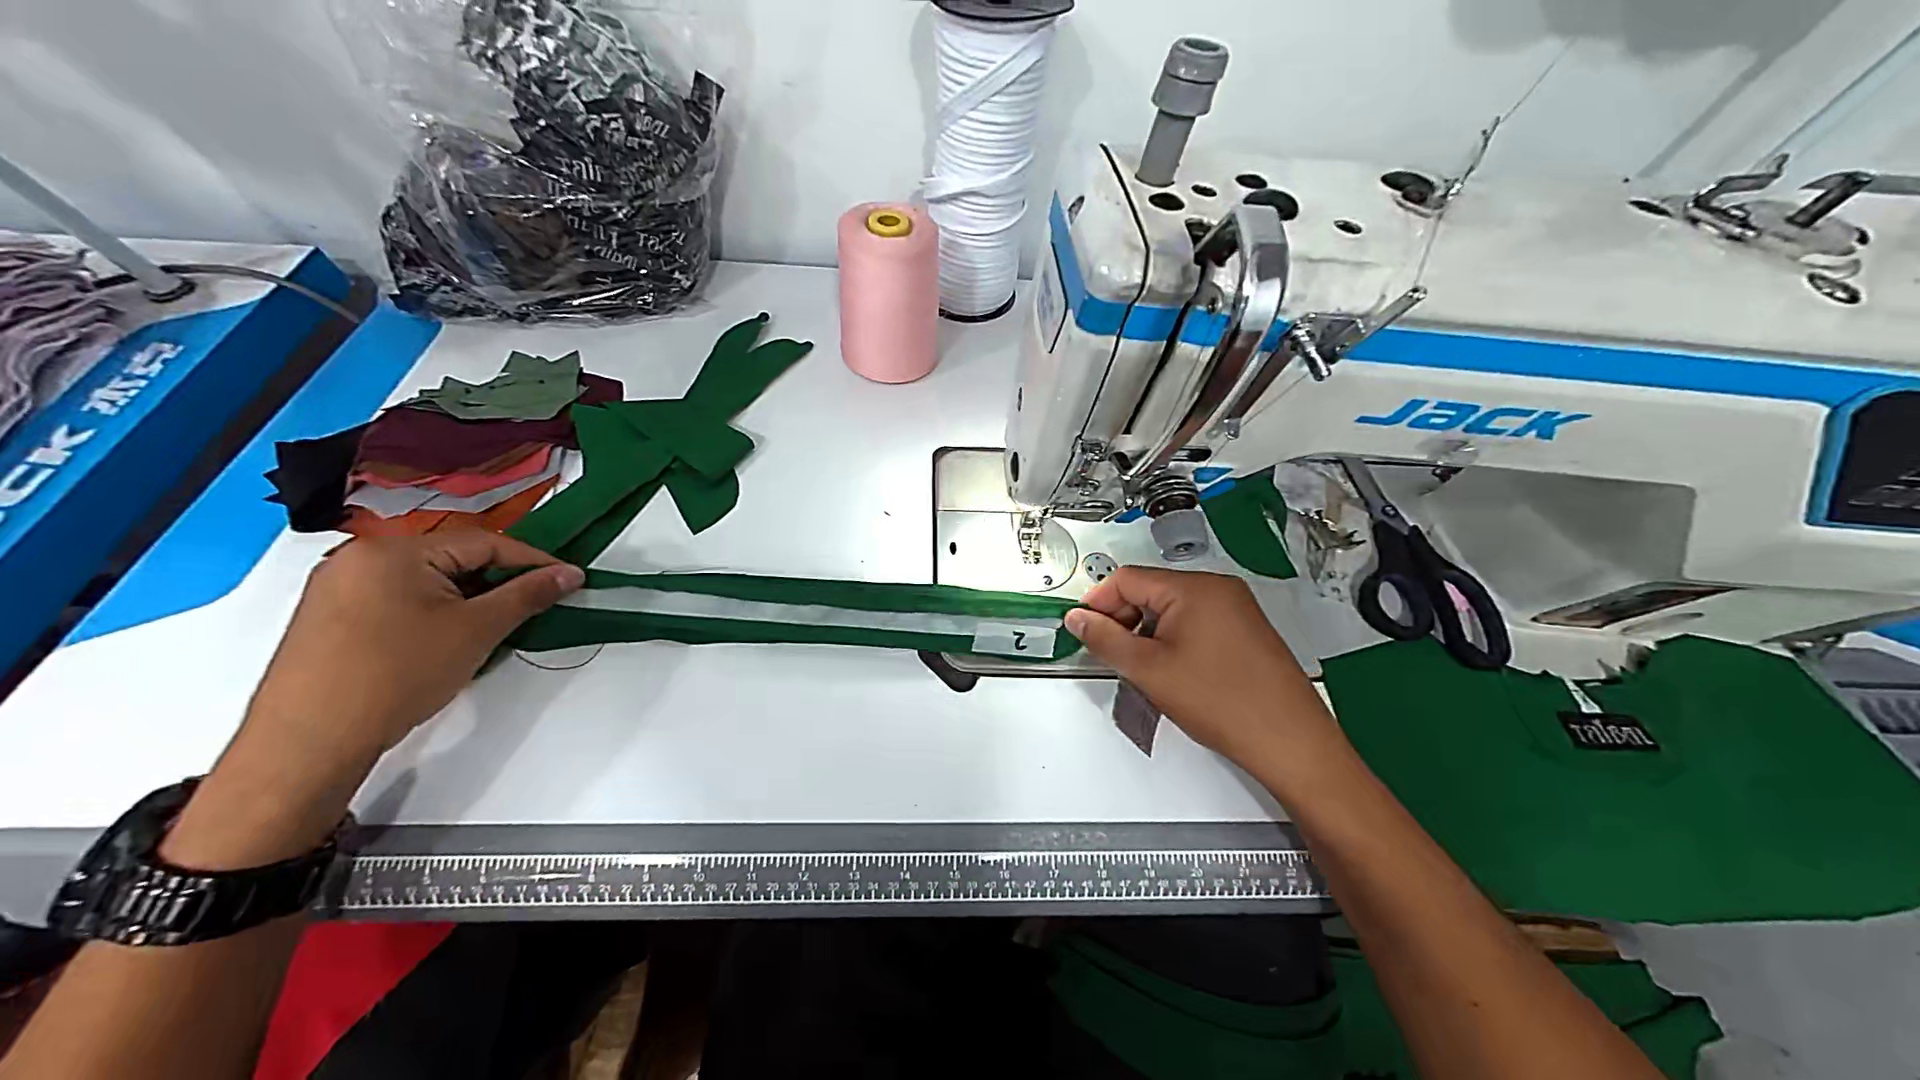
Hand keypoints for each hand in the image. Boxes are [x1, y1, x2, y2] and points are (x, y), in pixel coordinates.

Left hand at [162, 530, 582, 869]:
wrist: (308, 742)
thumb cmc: (394, 677)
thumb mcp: (476, 631)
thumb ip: (527, 595)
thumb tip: (567, 574)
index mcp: (392, 550)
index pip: (484, 543)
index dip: (533, 562)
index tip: (569, 579)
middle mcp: (359, 557)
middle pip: (453, 559)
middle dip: (499, 582)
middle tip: (536, 605)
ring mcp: (337, 586)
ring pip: (427, 581)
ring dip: (468, 598)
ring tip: (496, 626)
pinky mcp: (329, 616)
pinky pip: (399, 598)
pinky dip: (435, 611)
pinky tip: (450, 638)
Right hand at [1066, 568, 1342, 770]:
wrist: (1288, 740)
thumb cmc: (1225, 703)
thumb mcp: (1148, 670)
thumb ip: (1105, 638)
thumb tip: (1079, 618)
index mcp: (1195, 588)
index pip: (1127, 578)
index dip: (1098, 603)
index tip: (1084, 629)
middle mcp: (1219, 588)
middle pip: (1149, 589)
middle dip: (1122, 618)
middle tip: (1111, 652)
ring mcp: (1235, 607)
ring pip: (1171, 607)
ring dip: (1147, 630)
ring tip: (1142, 667)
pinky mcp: (1244, 628)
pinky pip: (1195, 620)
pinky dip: (1172, 638)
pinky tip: (1171, 669)